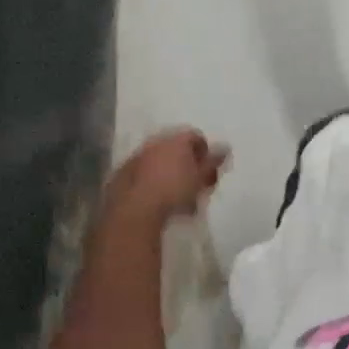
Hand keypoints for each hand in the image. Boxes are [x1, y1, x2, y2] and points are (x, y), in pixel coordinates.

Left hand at [102, 128, 228, 225]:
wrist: (134, 211)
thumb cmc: (174, 191)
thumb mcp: (200, 178)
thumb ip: (213, 161)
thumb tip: (225, 147)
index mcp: (177, 139)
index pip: (196, 137)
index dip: (204, 154)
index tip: (207, 174)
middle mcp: (157, 142)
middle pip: (177, 149)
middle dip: (187, 166)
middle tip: (194, 188)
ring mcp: (138, 157)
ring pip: (160, 163)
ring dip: (170, 176)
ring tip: (177, 202)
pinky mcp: (122, 174)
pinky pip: (144, 175)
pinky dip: (153, 184)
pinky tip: (157, 203)